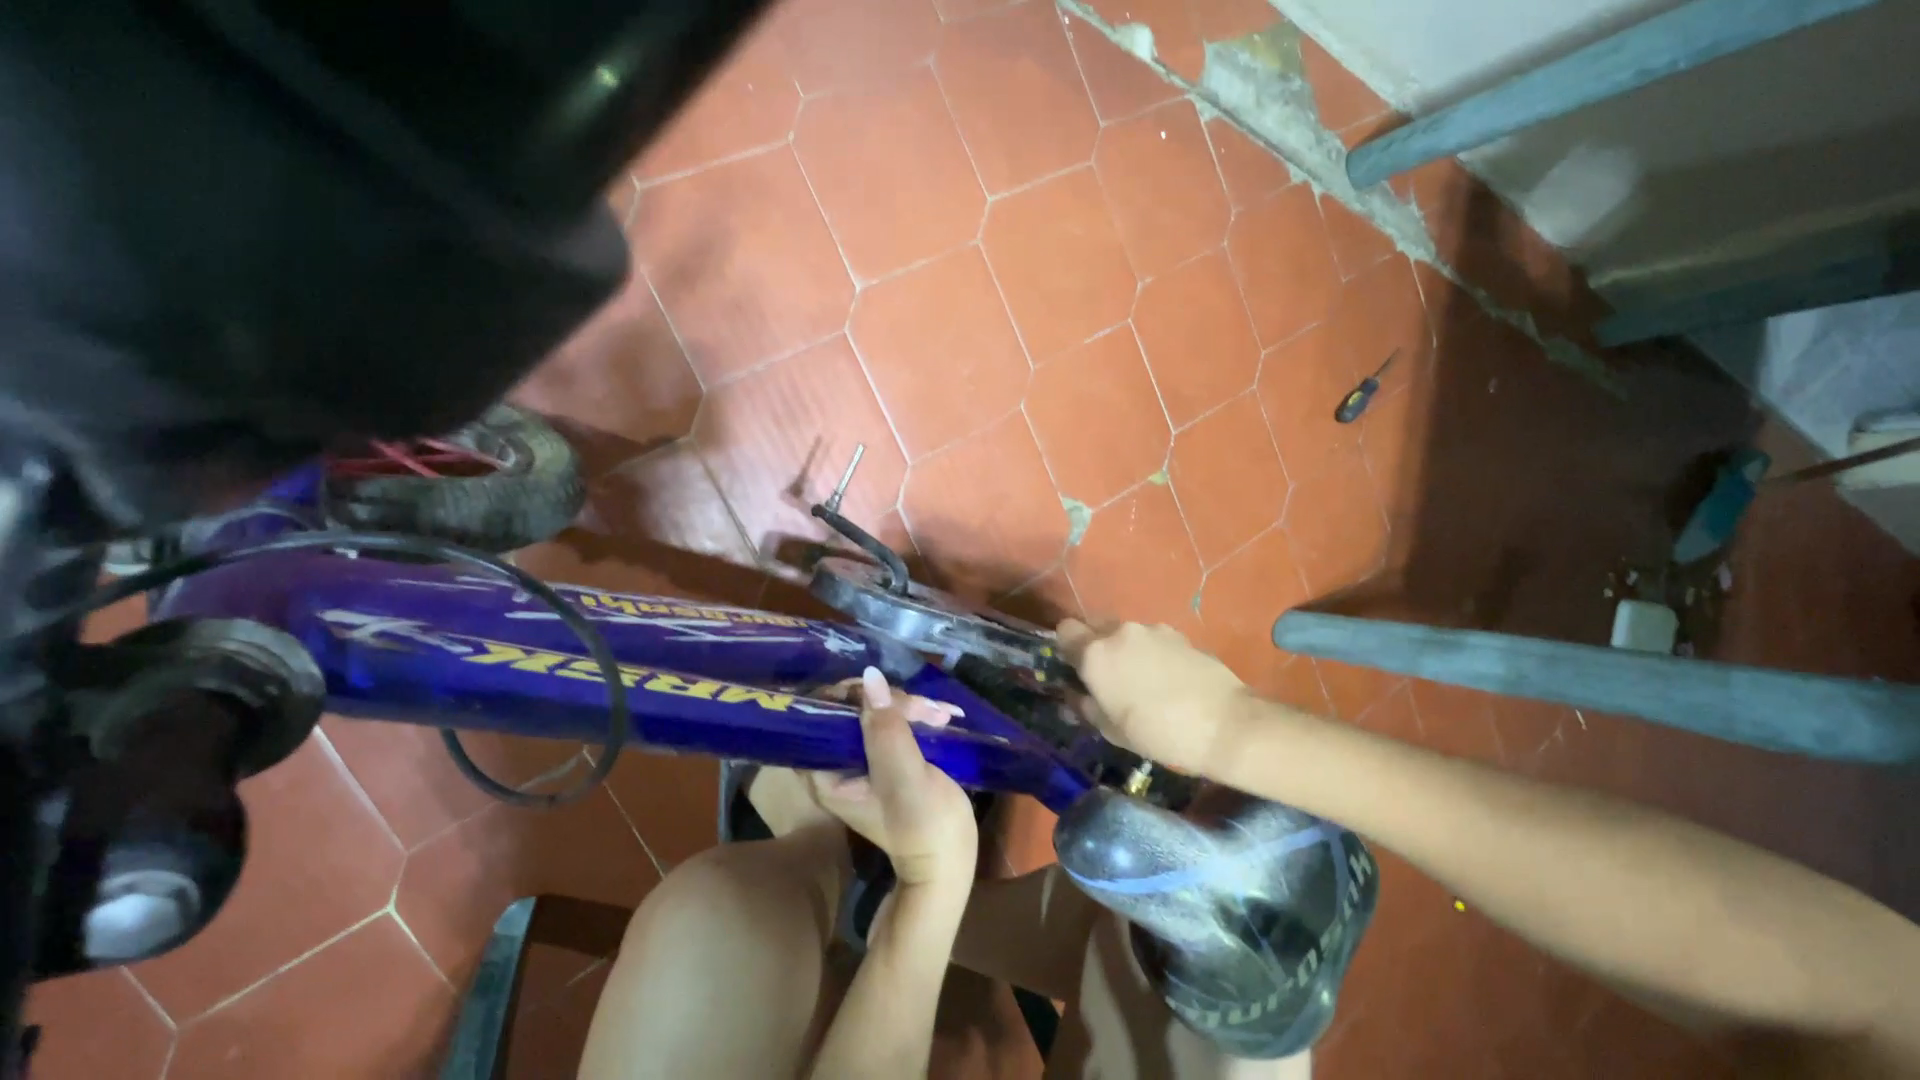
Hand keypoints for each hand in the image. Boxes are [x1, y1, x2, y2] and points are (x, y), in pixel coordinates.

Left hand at [810, 668, 978, 889]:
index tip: (883, 691)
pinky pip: (896, 724)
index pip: (821, 715)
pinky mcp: (890, 760)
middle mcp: (839, 764)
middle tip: (925, 710)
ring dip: (910, 708)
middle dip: (890, 702)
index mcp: (826, 773)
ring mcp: (866, 762)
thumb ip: (885, 727)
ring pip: (878, 713)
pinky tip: (944, 716)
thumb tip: (870, 676)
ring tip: (942, 715)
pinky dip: (918, 717)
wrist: (950, 862)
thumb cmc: (922, 826)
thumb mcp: (903, 775)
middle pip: (853, 710)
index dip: (848, 695)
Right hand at [1054, 619, 1251, 776]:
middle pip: (1094, 626)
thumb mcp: (1111, 730)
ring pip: (1125, 633)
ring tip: (1142, 681)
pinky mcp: (1180, 634)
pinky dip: (1152, 653)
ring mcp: (1153, 630)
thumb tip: (1074, 695)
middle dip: (1095, 646)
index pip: (1064, 631)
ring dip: (1125, 649)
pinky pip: (1152, 639)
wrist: (1224, 724)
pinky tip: (1168, 680)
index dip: (1067, 649)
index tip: (1076, 671)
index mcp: (1095, 654)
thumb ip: (1085, 706)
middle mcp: (1120, 632)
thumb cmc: (1158, 733)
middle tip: (1108, 678)